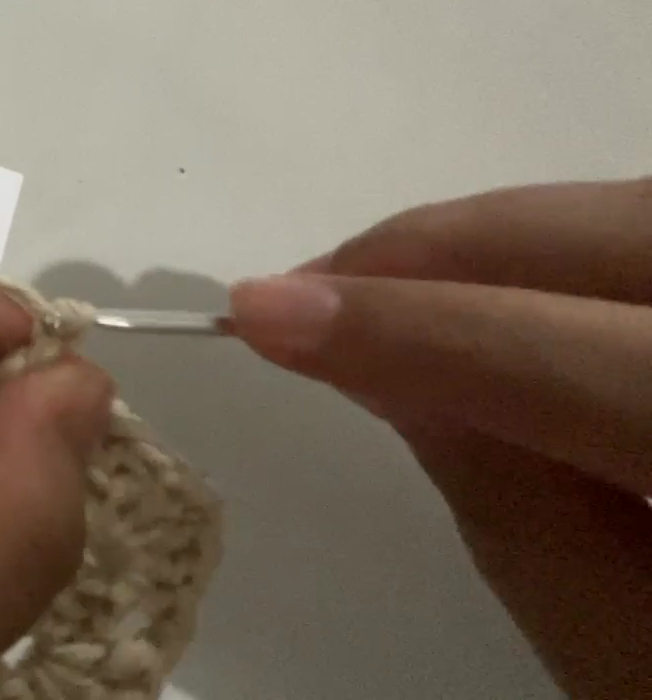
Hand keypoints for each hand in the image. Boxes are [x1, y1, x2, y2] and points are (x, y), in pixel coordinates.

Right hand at [230, 179, 651, 697]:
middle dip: (427, 250)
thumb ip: (503, 502)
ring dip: (477, 241)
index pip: (567, 364)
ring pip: (617, 211)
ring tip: (376, 291)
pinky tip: (477, 293)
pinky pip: (633, 228)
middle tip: (303, 293)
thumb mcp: (625, 652)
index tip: (251, 313)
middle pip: (599, 239)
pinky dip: (539, 247)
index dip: (401, 329)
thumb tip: (360, 363)